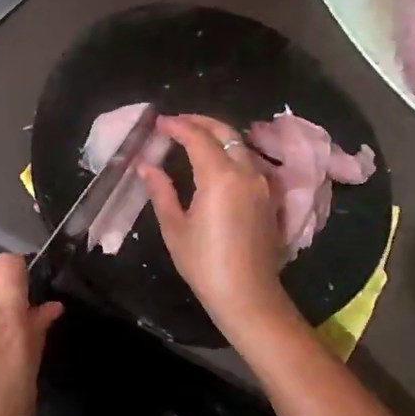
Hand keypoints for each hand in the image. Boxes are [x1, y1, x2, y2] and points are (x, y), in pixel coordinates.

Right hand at [141, 115, 301, 336]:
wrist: (246, 293)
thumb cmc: (203, 263)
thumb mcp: (175, 227)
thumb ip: (161, 191)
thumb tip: (146, 166)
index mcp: (219, 177)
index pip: (198, 138)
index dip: (177, 126)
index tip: (159, 122)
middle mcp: (246, 172)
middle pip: (225, 133)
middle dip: (200, 122)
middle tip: (177, 122)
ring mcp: (262, 184)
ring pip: (240, 146)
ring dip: (217, 136)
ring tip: (193, 138)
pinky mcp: (268, 197)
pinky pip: (248, 162)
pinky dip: (230, 152)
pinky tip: (215, 161)